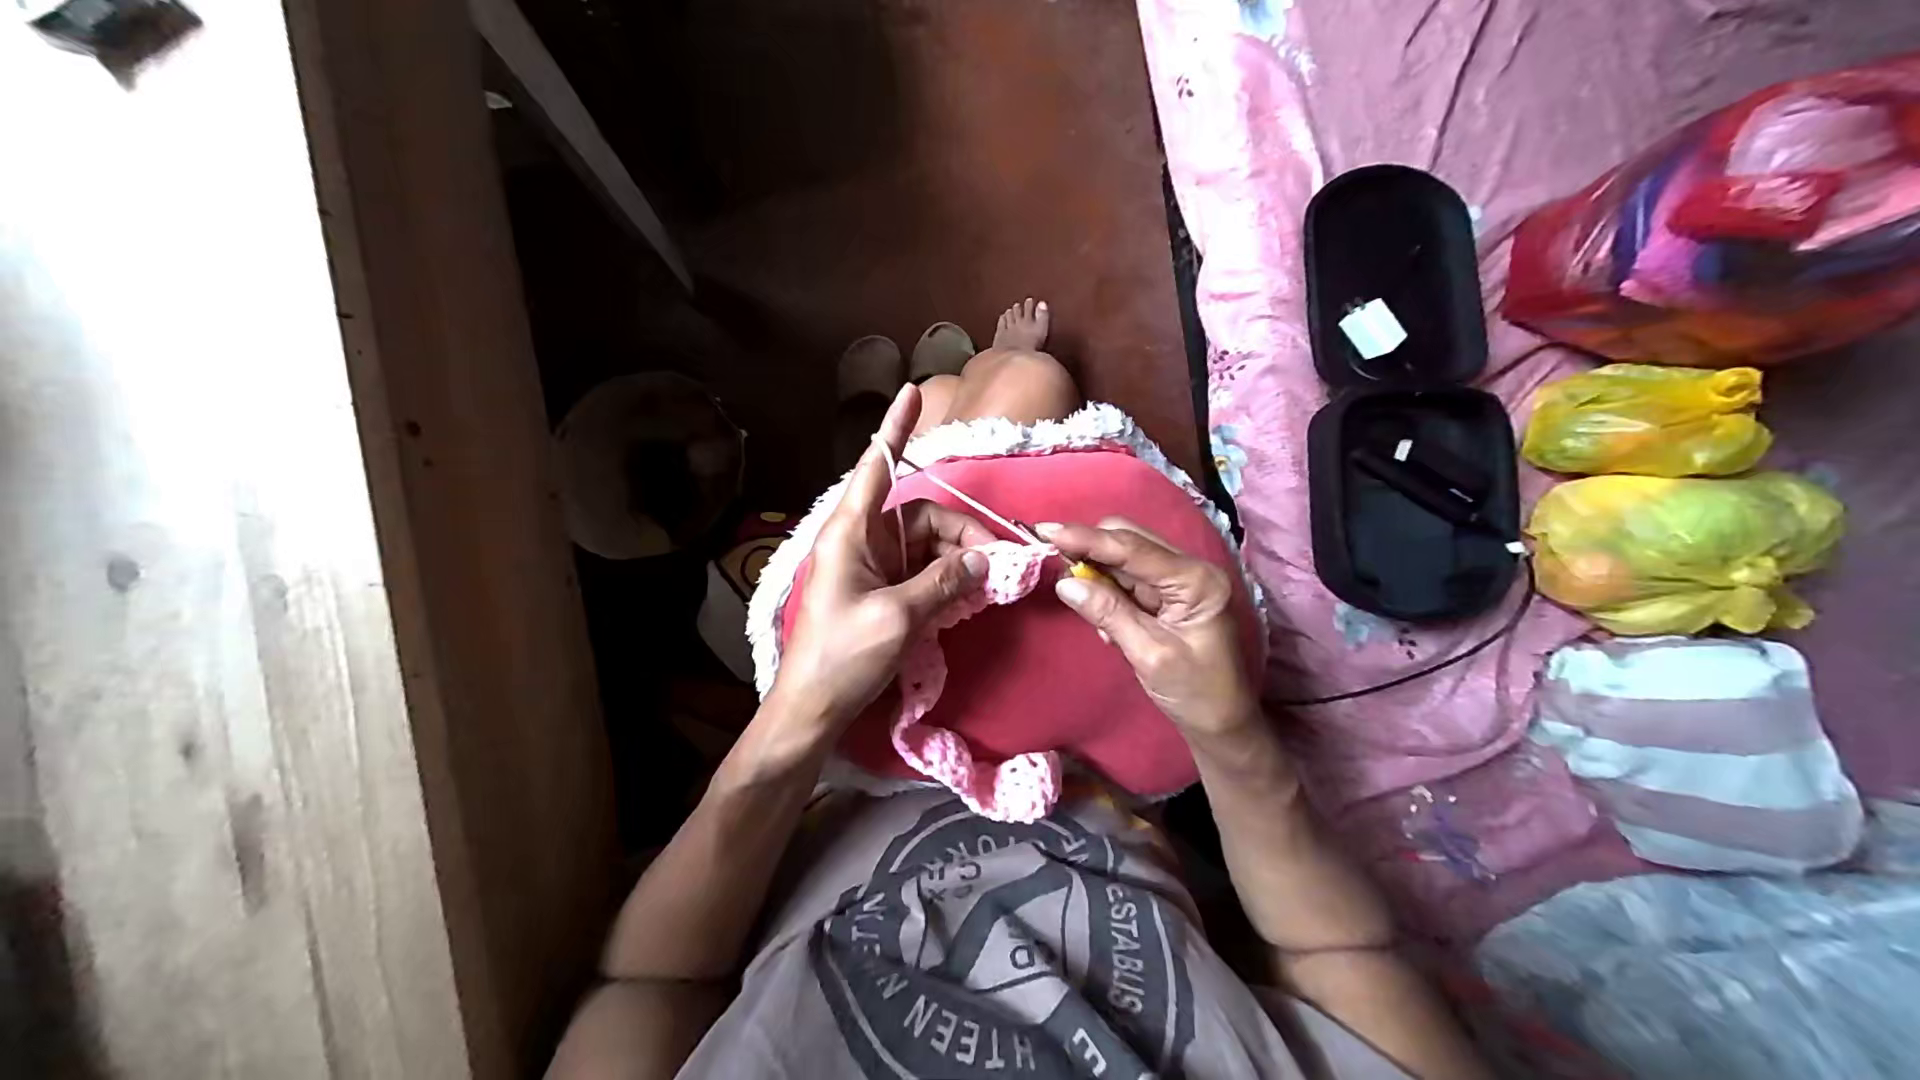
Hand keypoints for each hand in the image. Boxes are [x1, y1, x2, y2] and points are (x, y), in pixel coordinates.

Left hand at [768, 385, 995, 735]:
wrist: (813, 708)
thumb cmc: (841, 656)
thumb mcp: (896, 617)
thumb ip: (942, 583)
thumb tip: (983, 560)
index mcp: (850, 532)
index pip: (876, 466)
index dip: (895, 428)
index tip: (912, 391)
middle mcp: (862, 540)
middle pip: (920, 514)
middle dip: (960, 531)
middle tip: (995, 562)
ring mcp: (874, 567)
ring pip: (927, 544)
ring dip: (959, 558)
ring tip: (987, 583)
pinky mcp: (884, 591)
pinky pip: (924, 571)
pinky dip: (948, 577)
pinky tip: (970, 593)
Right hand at [1039, 519, 1257, 737]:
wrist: (1223, 722)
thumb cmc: (1195, 693)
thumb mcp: (1148, 655)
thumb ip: (1108, 613)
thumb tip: (1065, 583)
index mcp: (1195, 581)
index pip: (1132, 549)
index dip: (1087, 538)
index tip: (1047, 531)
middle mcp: (1189, 568)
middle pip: (1128, 539)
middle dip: (1088, 546)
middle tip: (1051, 559)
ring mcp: (1179, 579)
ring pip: (1124, 554)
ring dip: (1094, 567)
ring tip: (1076, 593)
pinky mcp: (1166, 592)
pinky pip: (1126, 576)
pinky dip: (1106, 587)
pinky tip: (1102, 616)